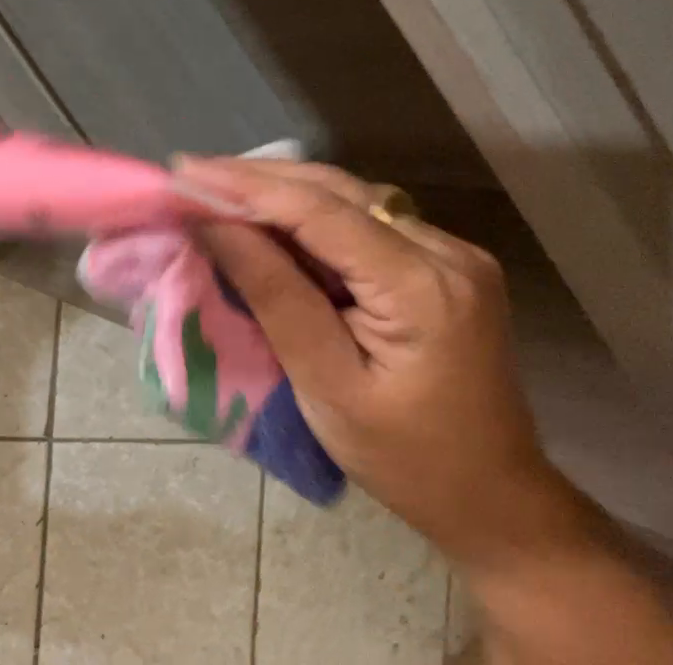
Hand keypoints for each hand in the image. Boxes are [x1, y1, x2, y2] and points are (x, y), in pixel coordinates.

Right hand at [170, 157, 585, 566]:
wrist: (492, 499)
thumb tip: (212, 224)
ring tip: (211, 191)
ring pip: (349, 199)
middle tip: (185, 176)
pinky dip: (304, 215)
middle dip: (255, 178)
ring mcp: (450, 256)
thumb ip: (272, 293)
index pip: (319, 211)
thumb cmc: (403, 455)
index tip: (180, 173)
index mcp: (423, 286)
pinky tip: (265, 221)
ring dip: (277, 191)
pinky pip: (362, 222)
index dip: (244, 185)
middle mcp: (447, 253)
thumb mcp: (323, 381)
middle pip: (337, 190)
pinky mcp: (440, 267)